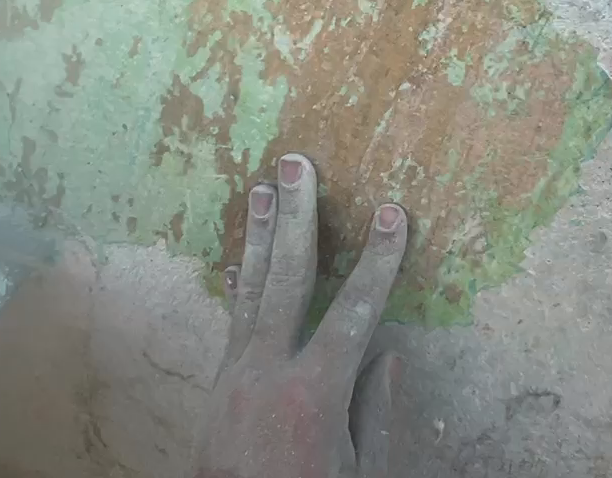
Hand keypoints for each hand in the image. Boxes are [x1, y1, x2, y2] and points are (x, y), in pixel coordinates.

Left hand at [193, 153, 408, 477]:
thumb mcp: (362, 477)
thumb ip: (376, 415)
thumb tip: (386, 355)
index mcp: (312, 394)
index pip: (355, 310)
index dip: (378, 260)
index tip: (392, 213)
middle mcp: (267, 371)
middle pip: (288, 276)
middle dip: (298, 216)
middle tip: (295, 164)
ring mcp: (236, 375)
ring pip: (253, 289)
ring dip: (261, 235)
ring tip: (262, 188)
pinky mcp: (219, 386)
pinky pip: (233, 322)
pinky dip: (240, 286)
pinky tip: (238, 260)